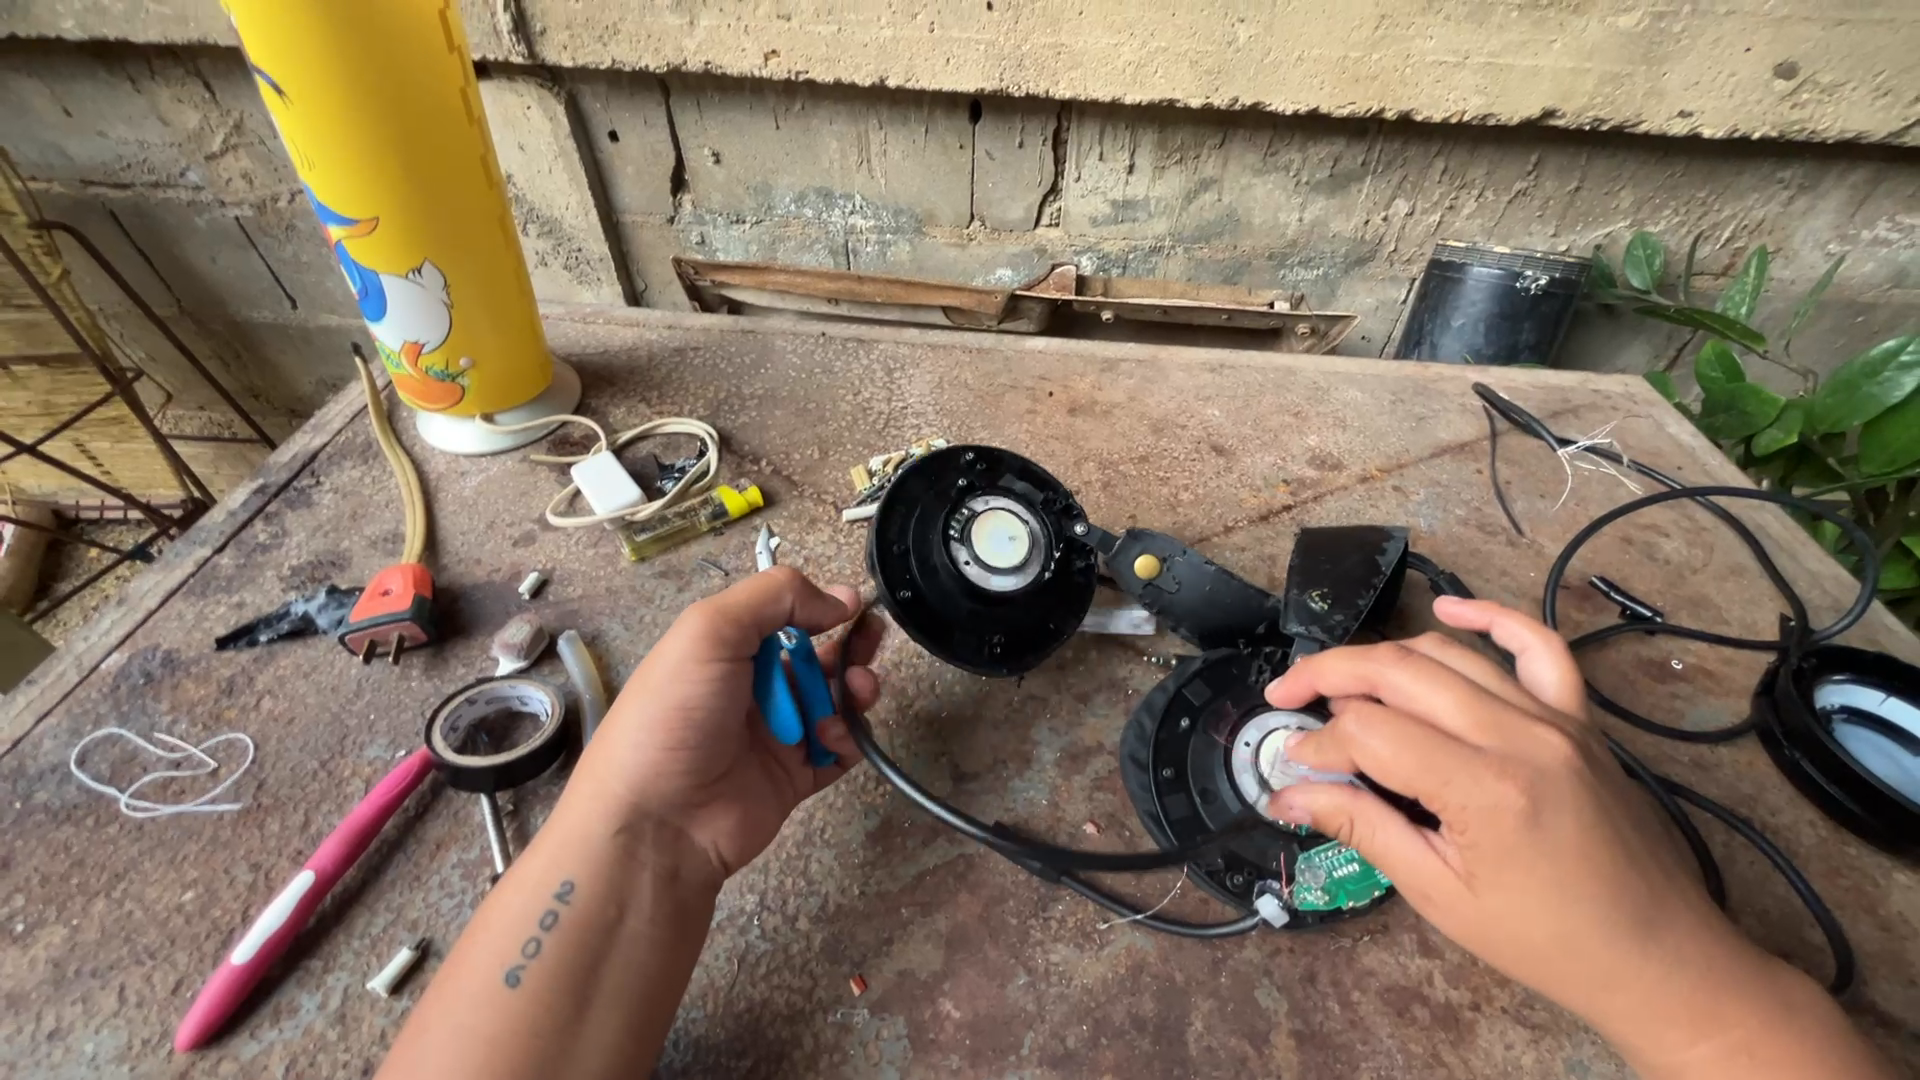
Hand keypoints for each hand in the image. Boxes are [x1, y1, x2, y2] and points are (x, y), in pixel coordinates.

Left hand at [566, 567, 881, 882]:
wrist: (658, 821)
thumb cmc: (678, 712)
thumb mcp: (710, 631)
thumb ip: (777, 597)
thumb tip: (842, 599)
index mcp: (727, 650)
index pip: (784, 618)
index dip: (819, 608)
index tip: (851, 606)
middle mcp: (753, 688)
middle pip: (818, 657)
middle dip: (850, 645)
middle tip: (873, 638)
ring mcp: (776, 735)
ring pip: (835, 701)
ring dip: (854, 688)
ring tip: (860, 689)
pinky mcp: (795, 777)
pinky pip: (839, 750)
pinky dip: (849, 738)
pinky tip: (835, 733)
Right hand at [1263, 597, 1771, 1062]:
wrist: (1664, 961)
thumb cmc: (1543, 939)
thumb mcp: (1437, 893)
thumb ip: (1359, 826)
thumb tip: (1284, 794)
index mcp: (1484, 788)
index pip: (1369, 731)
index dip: (1318, 744)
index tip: (1293, 766)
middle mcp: (1518, 735)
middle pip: (1396, 672)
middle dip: (1325, 676)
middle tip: (1286, 697)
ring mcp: (1554, 718)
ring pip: (1444, 654)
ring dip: (1379, 658)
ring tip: (1340, 685)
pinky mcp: (1578, 718)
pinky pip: (1536, 646)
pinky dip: (1490, 617)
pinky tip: (1447, 609)